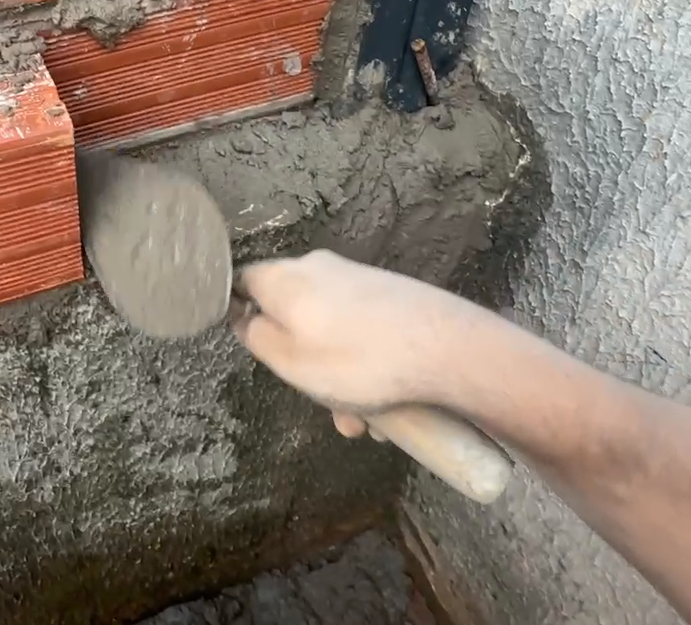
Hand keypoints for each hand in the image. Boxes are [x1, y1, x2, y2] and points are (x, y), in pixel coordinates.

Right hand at [231, 249, 488, 418]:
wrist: (449, 348)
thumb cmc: (356, 358)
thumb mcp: (289, 360)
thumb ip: (255, 336)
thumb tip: (243, 317)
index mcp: (284, 277)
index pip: (243, 282)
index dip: (241, 313)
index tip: (257, 348)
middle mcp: (317, 268)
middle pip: (290, 313)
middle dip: (302, 363)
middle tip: (319, 400)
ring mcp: (357, 280)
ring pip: (329, 331)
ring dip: (338, 377)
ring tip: (363, 421)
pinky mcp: (389, 296)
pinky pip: (361, 333)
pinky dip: (365, 367)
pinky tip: (387, 408)